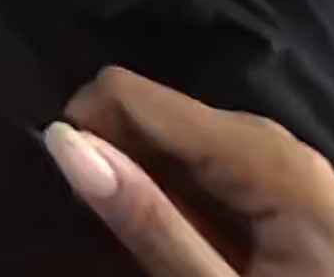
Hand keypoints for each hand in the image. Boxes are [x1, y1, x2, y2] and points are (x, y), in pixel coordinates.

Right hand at [45, 68, 333, 276]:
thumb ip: (147, 221)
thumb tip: (58, 137)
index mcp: (266, 155)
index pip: (127, 91)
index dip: (88, 134)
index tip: (85, 198)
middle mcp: (267, 137)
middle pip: (145, 108)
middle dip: (115, 155)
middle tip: (122, 229)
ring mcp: (274, 158)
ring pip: (160, 132)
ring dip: (137, 175)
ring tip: (157, 240)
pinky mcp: (273, 182)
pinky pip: (188, 158)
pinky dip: (166, 188)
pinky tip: (186, 237)